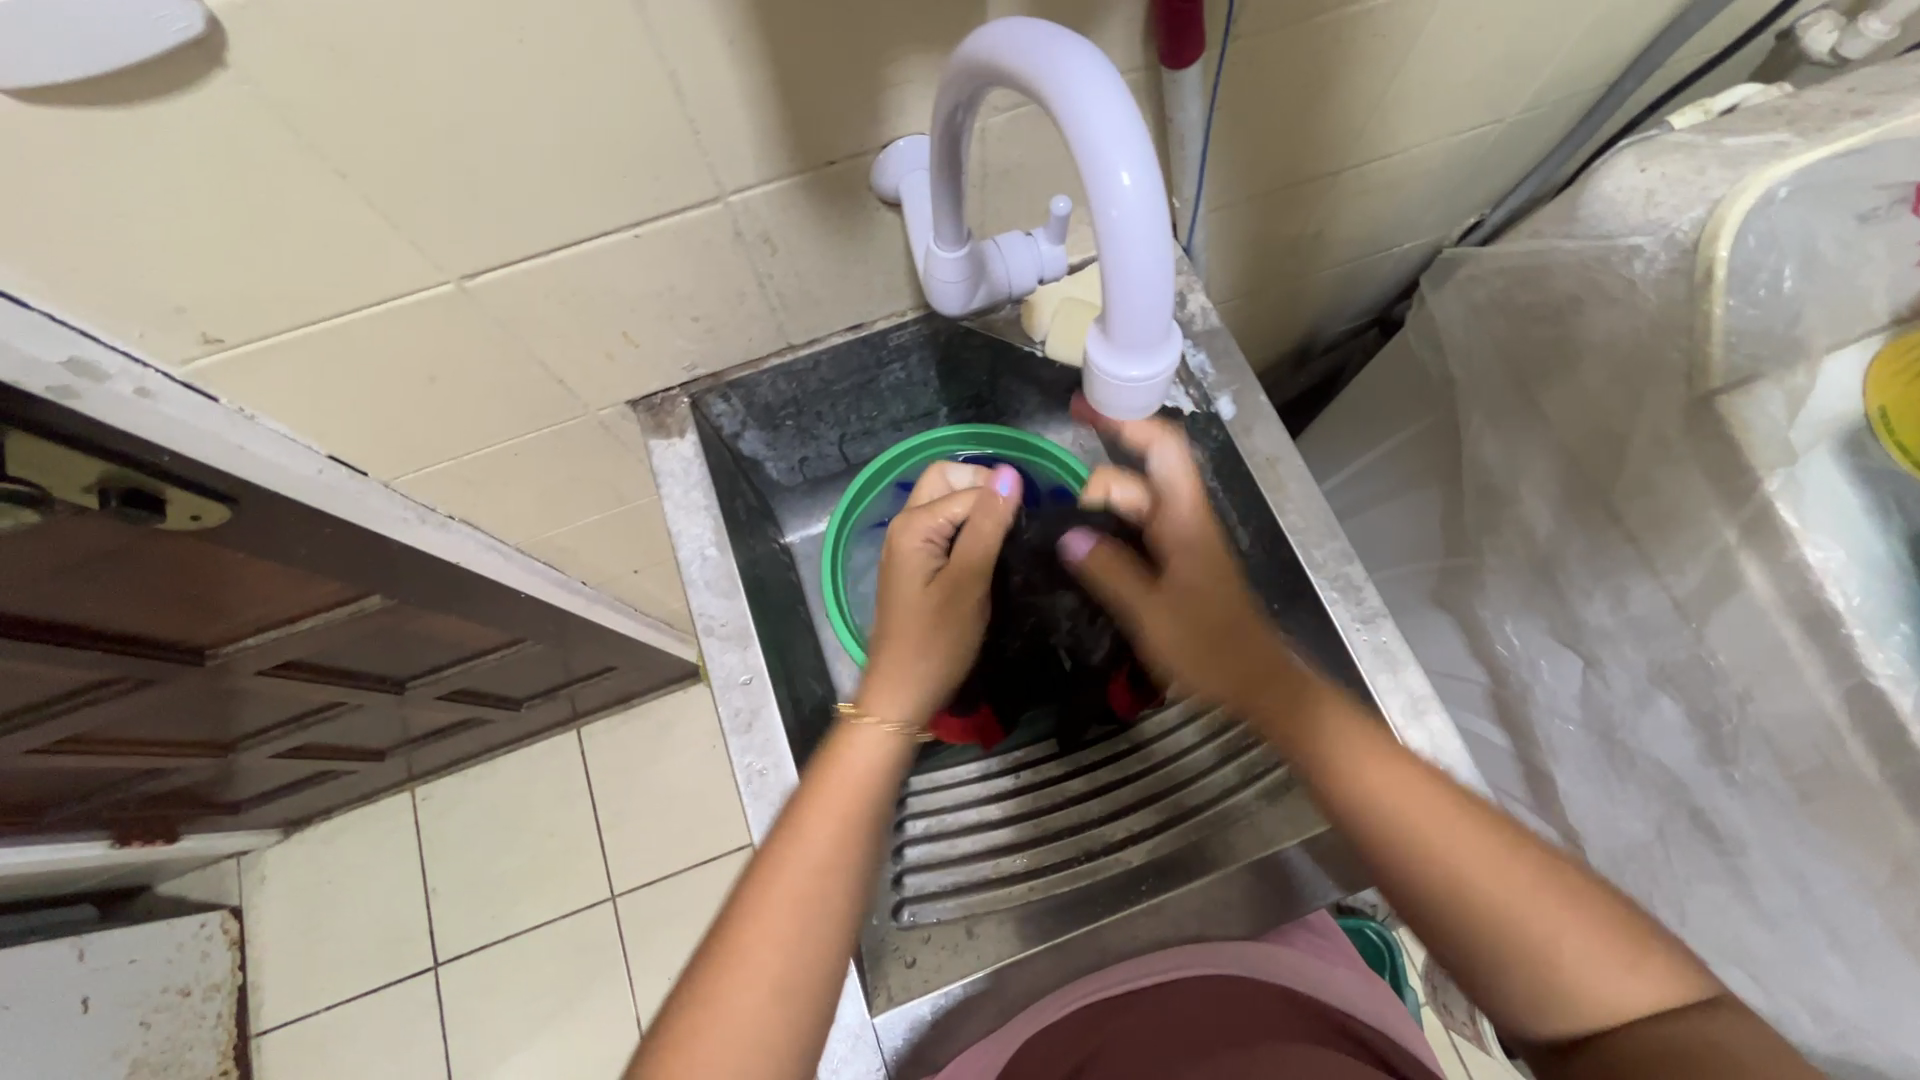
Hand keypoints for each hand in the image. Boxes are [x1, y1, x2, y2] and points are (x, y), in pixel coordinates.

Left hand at [858, 460, 1021, 726]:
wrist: (903, 692)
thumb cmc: (937, 642)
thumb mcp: (969, 581)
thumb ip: (988, 524)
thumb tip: (1011, 472)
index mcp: (913, 523)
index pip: (969, 487)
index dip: (1003, 499)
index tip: (1032, 528)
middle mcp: (904, 523)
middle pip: (946, 480)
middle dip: (983, 488)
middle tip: (1015, 522)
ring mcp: (907, 544)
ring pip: (944, 503)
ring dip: (976, 510)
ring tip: (1008, 539)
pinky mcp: (915, 564)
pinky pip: (943, 527)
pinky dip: (967, 530)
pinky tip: (989, 554)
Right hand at [1059, 397, 1302, 715]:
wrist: (1256, 682)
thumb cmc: (1209, 647)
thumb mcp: (1150, 612)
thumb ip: (1107, 570)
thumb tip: (1066, 535)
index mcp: (1184, 518)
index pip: (1161, 446)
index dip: (1124, 420)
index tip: (1082, 409)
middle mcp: (1183, 519)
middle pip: (1137, 478)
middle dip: (1095, 485)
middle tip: (1058, 517)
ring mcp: (1180, 541)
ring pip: (1134, 506)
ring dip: (1098, 508)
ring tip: (1058, 527)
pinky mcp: (1175, 563)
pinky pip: (1136, 532)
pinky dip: (1107, 531)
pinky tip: (1082, 551)